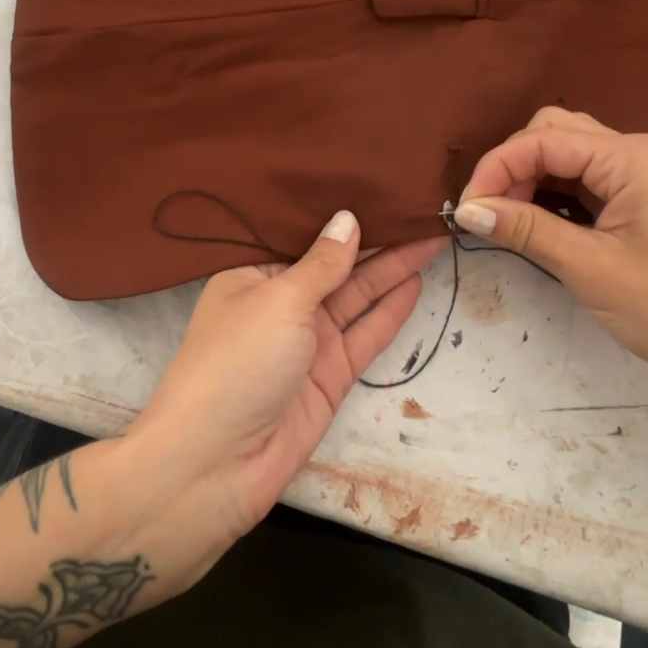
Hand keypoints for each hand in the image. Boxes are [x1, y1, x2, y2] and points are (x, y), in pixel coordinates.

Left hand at [129, 214, 446, 545]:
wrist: (216, 462)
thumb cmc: (237, 362)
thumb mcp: (279, 301)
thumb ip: (321, 263)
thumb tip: (347, 218)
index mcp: (252, 276)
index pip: (302, 236)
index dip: (338, 214)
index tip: (375, 184)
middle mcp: (280, 304)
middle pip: (335, 265)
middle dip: (375, 240)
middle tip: (420, 208)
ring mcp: (307, 342)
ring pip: (356, 297)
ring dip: (392, 270)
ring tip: (431, 234)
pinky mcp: (330, 377)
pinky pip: (365, 335)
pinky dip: (389, 311)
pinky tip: (416, 281)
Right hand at [452, 107, 647, 389]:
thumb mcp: (589, 269)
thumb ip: (525, 229)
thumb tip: (466, 209)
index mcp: (632, 157)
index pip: (542, 140)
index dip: (495, 168)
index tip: (465, 211)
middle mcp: (638, 151)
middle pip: (554, 133)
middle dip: (512, 167)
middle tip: (489, 215)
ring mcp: (645, 173)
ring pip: (568, 153)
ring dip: (530, 179)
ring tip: (508, 222)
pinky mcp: (645, 196)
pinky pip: (586, 177)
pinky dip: (554, 193)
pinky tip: (539, 223)